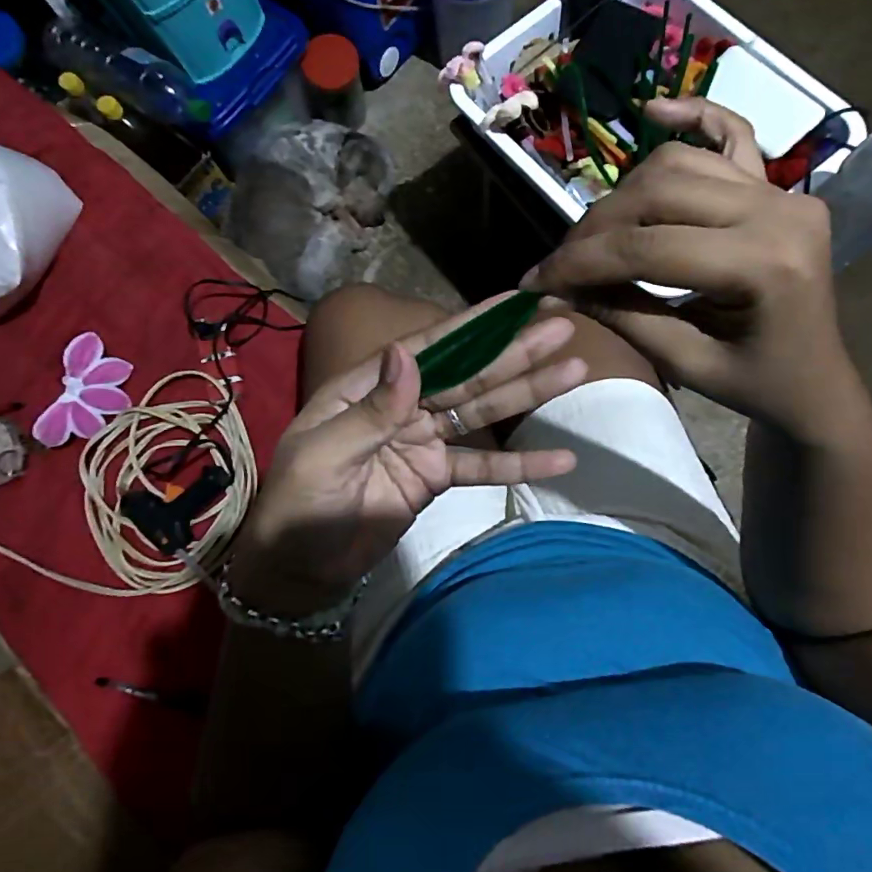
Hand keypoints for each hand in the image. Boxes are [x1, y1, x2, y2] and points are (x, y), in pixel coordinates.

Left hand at [227, 295, 586, 613]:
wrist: (299, 569)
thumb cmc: (298, 505)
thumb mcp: (325, 454)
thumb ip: (372, 410)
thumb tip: (406, 353)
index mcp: (369, 386)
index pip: (427, 347)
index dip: (471, 325)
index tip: (513, 302)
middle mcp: (403, 404)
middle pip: (467, 374)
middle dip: (514, 352)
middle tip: (562, 328)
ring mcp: (424, 441)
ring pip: (482, 413)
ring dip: (526, 394)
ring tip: (573, 372)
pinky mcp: (437, 478)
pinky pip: (483, 468)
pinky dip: (520, 464)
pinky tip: (560, 457)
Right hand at [521, 97, 845, 440]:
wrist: (816, 382)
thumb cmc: (756, 384)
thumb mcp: (686, 362)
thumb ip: (621, 315)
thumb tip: (556, 290)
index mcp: (764, 265)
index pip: (649, 246)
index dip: (583, 261)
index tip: (537, 281)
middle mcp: (778, 211)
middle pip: (659, 191)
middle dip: (597, 227)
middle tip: (562, 263)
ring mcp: (783, 192)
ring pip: (679, 164)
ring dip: (625, 193)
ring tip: (595, 234)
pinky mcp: (779, 187)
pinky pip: (733, 136)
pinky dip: (695, 118)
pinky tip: (655, 110)